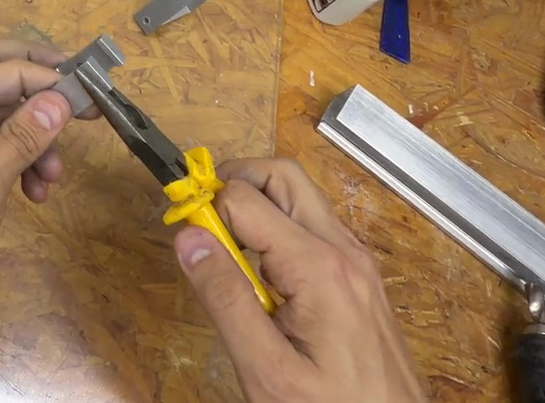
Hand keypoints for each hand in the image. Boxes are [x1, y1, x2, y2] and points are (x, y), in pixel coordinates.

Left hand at [0, 38, 75, 310]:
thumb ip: (23, 137)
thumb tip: (61, 98)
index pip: (12, 68)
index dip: (53, 77)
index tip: (93, 97)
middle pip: (3, 70)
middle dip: (42, 81)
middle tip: (80, 98)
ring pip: (7, 111)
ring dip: (37, 135)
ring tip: (54, 177)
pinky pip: (1, 142)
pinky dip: (24, 159)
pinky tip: (36, 193)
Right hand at [174, 158, 426, 402]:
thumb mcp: (266, 370)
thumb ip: (225, 299)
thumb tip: (187, 236)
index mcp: (319, 268)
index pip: (244, 198)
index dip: (207, 210)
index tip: (188, 238)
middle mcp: (343, 251)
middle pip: (280, 175)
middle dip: (235, 182)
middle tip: (205, 220)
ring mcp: (355, 262)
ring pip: (297, 195)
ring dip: (256, 203)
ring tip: (229, 250)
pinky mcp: (358, 277)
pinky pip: (311, 225)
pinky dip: (277, 227)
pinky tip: (261, 274)